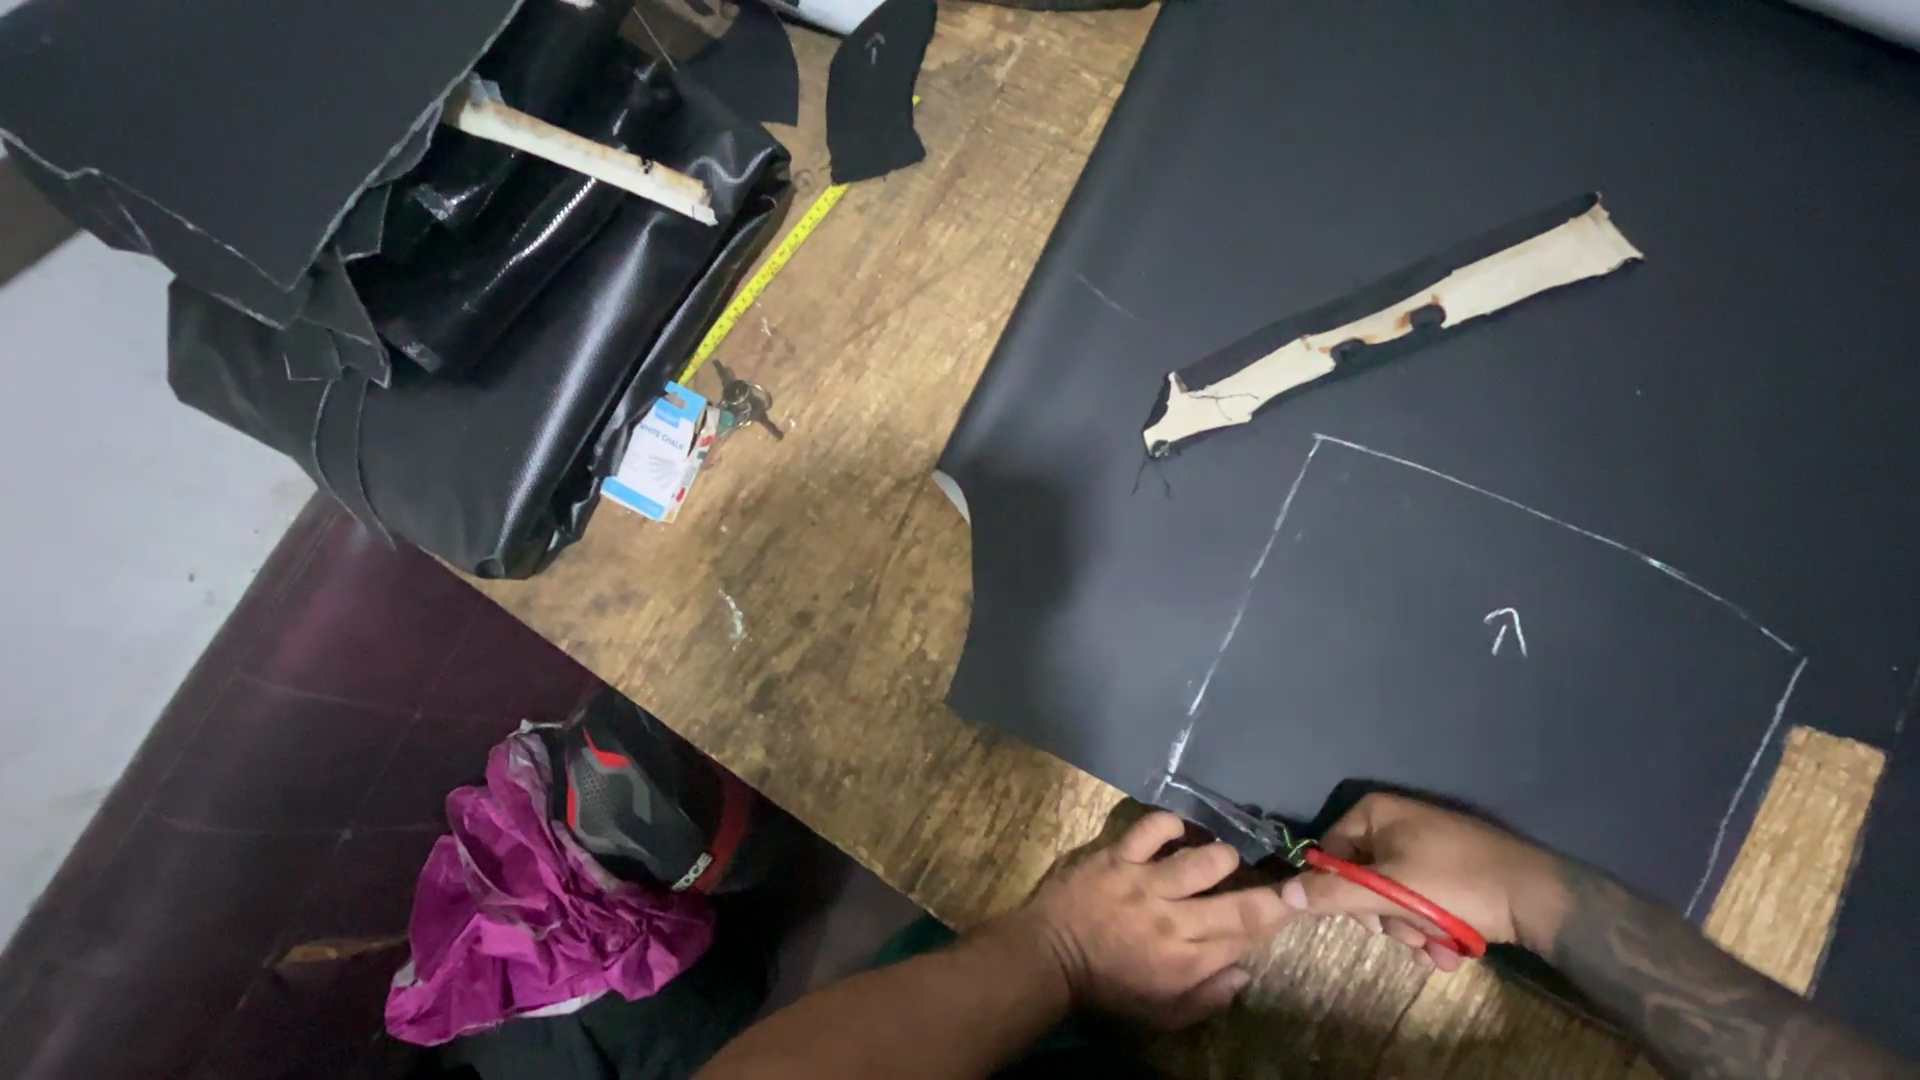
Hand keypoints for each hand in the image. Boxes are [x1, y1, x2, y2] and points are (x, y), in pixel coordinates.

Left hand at [1008, 811, 1294, 1029]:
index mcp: (1189, 962)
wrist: (1049, 957)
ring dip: (1221, 854)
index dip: (1279, 915)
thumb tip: (1246, 970)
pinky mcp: (1117, 857)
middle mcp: (1174, 922)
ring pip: (1202, 861)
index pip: (1248, 935)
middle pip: (1240, 903)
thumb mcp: (1162, 1014)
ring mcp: (1145, 885)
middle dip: (1271, 889)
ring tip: (1223, 853)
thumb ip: (1207, 997)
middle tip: (1283, 872)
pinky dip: (1170, 824)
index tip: (1299, 898)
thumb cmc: (1109, 987)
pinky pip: (1150, 829)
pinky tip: (1178, 828)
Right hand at [1278, 794, 1565, 971]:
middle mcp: (1394, 822)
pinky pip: (1421, 899)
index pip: (1331, 852)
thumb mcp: (1390, 891)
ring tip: (1438, 949)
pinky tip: (1451, 950)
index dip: (1342, 891)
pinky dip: (1431, 927)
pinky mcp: (1449, 868)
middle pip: (1362, 878)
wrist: (1540, 898)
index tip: (1369, 920)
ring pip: (1393, 896)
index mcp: (1374, 813)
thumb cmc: (1457, 883)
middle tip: (1409, 936)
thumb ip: (1334, 894)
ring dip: (1410, 930)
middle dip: (1386, 918)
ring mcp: (1423, 844)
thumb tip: (1284, 894)